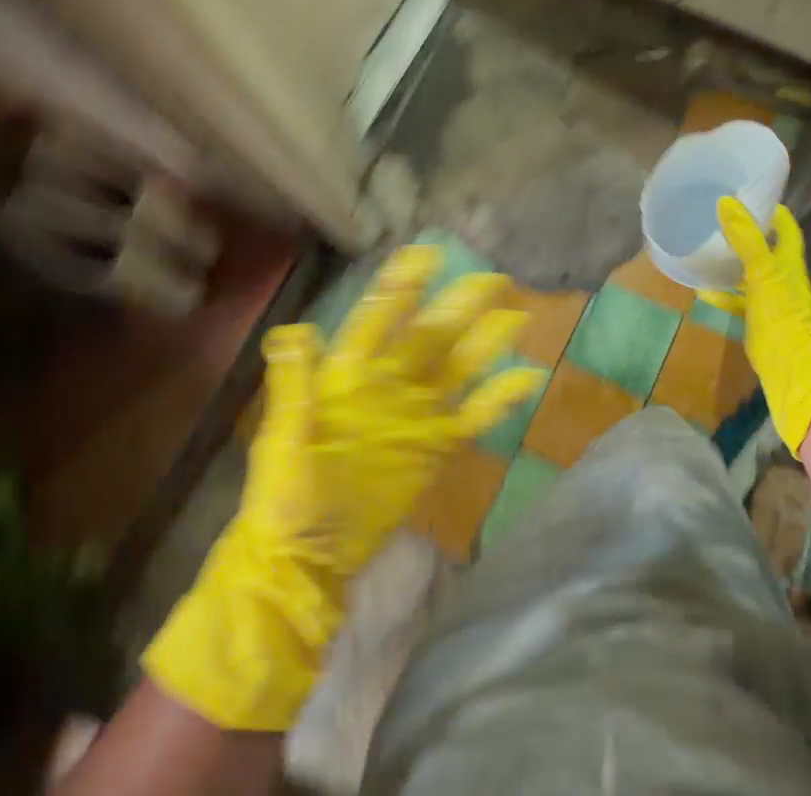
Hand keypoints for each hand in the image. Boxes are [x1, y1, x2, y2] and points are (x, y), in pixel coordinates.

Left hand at [142, 245, 544, 729]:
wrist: (304, 556)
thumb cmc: (286, 496)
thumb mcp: (283, 440)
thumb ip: (294, 386)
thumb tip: (295, 331)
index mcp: (347, 378)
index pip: (376, 320)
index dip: (400, 287)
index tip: (427, 253)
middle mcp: (387, 387)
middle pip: (428, 338)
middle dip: (458, 307)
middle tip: (492, 279)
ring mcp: (415, 416)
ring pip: (457, 370)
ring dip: (484, 344)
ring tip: (516, 318)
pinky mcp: (435, 447)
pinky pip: (473, 416)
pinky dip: (499, 398)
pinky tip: (527, 377)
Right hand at [715, 198, 810, 456]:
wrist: (789, 360)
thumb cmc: (781, 310)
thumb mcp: (761, 270)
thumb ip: (745, 237)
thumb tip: (726, 202)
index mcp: (788, 261)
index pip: (786, 228)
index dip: (774, 211)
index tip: (755, 195)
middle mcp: (781, 276)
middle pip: (766, 249)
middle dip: (748, 234)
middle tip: (722, 219)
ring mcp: (769, 298)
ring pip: (749, 274)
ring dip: (732, 263)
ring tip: (708, 248)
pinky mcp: (757, 318)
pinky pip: (737, 301)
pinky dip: (722, 295)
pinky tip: (701, 291)